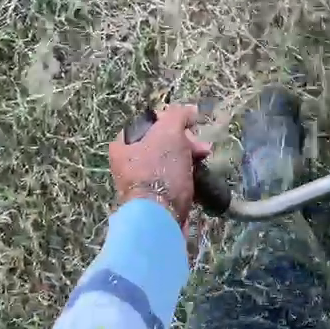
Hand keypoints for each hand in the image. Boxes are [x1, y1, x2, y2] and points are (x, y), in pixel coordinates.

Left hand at [109, 104, 212, 224]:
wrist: (159, 218)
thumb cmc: (160, 169)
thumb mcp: (170, 131)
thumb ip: (179, 114)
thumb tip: (191, 110)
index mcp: (124, 142)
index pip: (152, 121)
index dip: (173, 120)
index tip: (189, 126)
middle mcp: (128, 160)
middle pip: (163, 140)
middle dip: (186, 140)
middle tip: (201, 147)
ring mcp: (141, 181)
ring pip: (170, 159)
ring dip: (189, 156)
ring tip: (205, 159)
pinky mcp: (155, 198)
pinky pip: (172, 178)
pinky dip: (186, 174)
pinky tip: (199, 176)